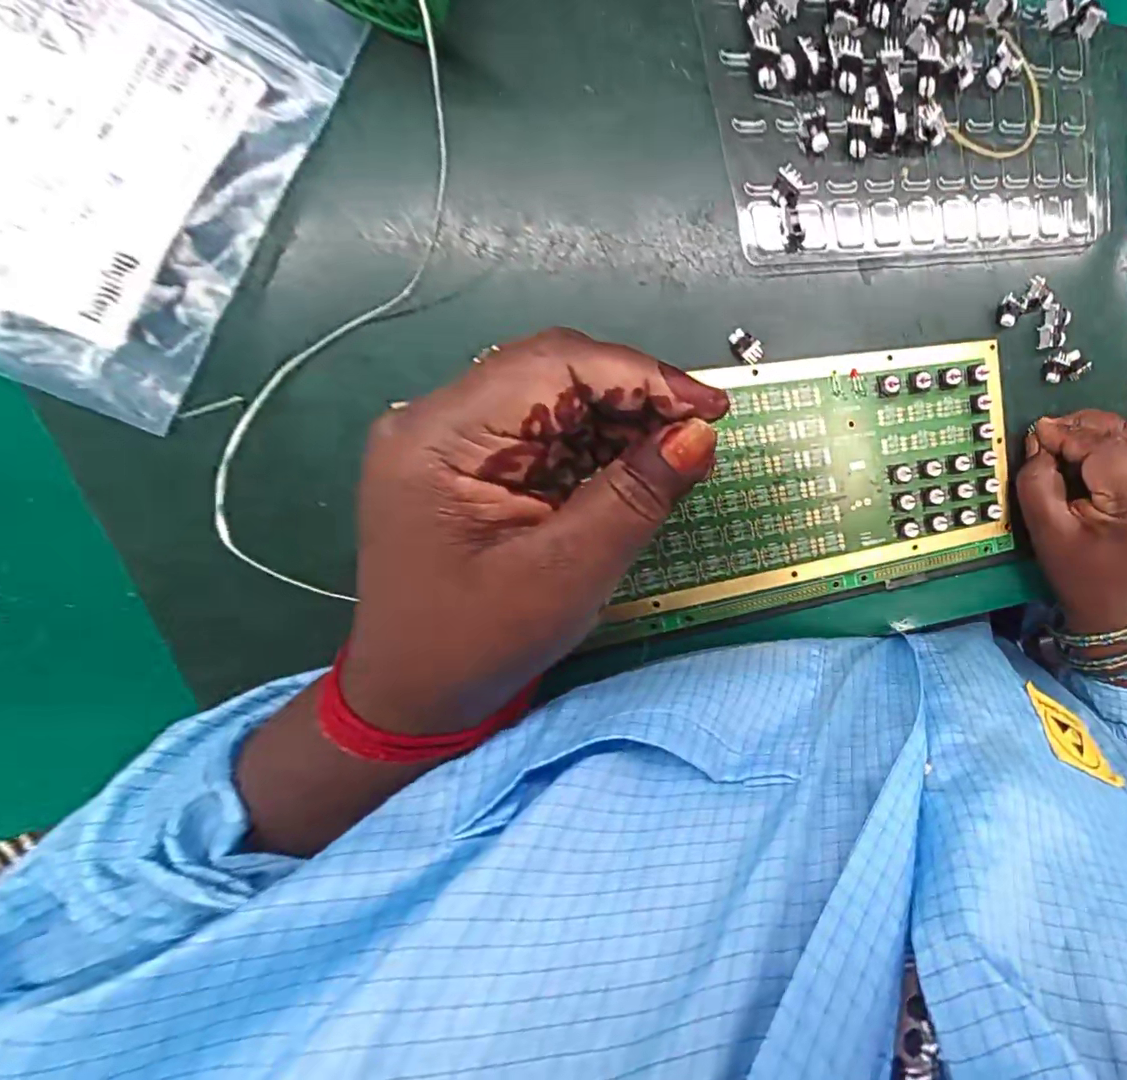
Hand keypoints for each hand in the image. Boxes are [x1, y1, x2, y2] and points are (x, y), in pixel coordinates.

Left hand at [339, 328, 728, 732]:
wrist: (417, 696)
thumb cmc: (479, 644)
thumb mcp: (569, 572)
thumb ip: (635, 496)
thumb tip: (699, 435)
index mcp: (441, 437)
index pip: (552, 365)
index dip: (641, 374)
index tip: (709, 407)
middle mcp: (442, 421)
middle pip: (556, 373)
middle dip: (638, 397)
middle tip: (699, 433)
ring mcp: (461, 442)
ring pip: (562, 401)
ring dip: (628, 424)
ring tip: (678, 457)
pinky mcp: (484, 466)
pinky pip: (556, 436)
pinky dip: (607, 450)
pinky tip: (642, 471)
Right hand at [1015, 410, 1126, 633]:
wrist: (1113, 607)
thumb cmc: (1078, 573)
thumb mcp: (1045, 530)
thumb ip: (1037, 481)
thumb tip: (1041, 440)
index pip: (1104, 450)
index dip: (1068, 435)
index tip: (1037, 431)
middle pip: (1126, 435)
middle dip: (1083, 427)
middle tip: (1049, 431)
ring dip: (1098, 432)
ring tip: (1065, 439)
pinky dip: (1112, 444)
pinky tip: (1087, 453)